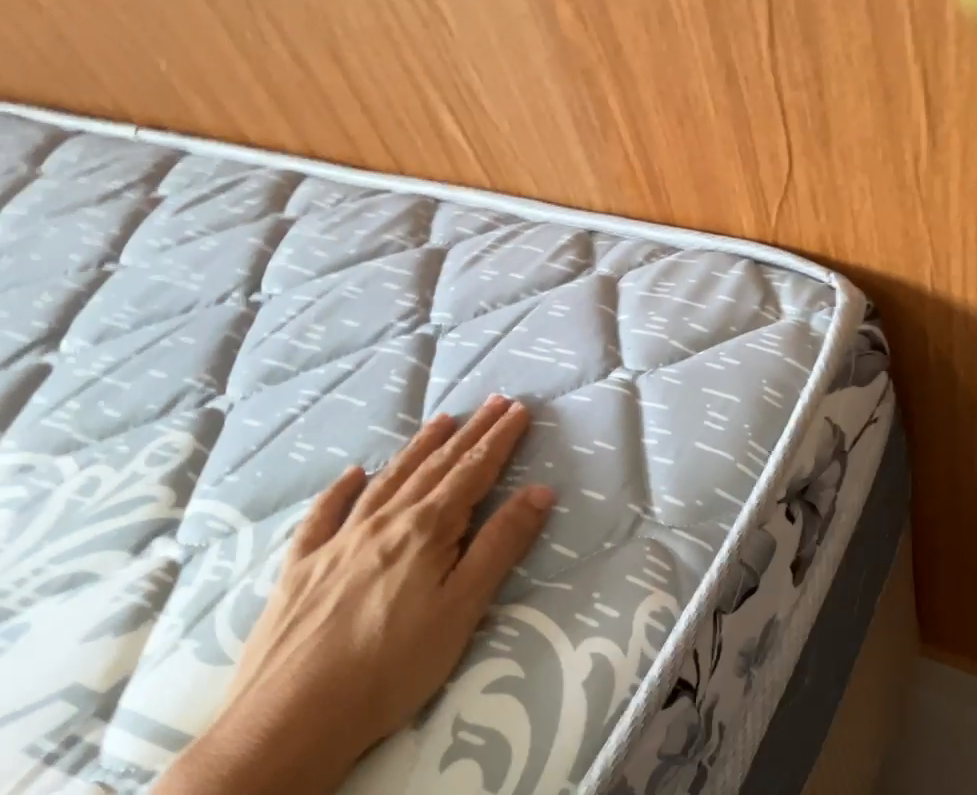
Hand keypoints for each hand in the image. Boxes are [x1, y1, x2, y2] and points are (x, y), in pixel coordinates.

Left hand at [157, 396, 554, 794]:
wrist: (287, 723)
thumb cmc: (391, 668)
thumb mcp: (463, 608)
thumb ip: (501, 545)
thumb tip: (539, 491)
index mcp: (426, 531)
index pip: (473, 473)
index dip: (499, 440)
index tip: (519, 409)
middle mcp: (382, 525)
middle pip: (434, 468)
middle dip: (469, 434)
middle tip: (492, 402)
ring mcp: (336, 545)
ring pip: (387, 482)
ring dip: (418, 449)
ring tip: (441, 422)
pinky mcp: (300, 571)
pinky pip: (323, 517)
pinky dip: (341, 491)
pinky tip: (352, 475)